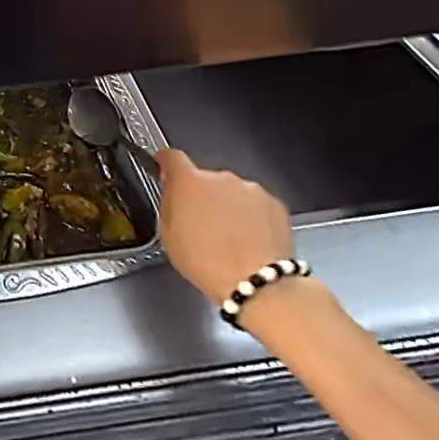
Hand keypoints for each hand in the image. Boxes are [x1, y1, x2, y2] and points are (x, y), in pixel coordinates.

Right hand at [156, 148, 297, 304]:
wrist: (256, 283)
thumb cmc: (205, 262)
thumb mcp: (168, 234)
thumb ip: (168, 203)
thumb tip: (172, 190)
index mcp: (189, 182)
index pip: (172, 157)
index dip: (166, 162)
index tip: (164, 167)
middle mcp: (220, 178)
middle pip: (205, 179)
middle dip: (202, 195)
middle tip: (201, 223)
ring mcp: (250, 189)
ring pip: (231, 191)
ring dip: (227, 206)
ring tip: (230, 238)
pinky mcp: (274, 203)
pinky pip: (255, 204)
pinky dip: (251, 216)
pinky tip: (249, 240)